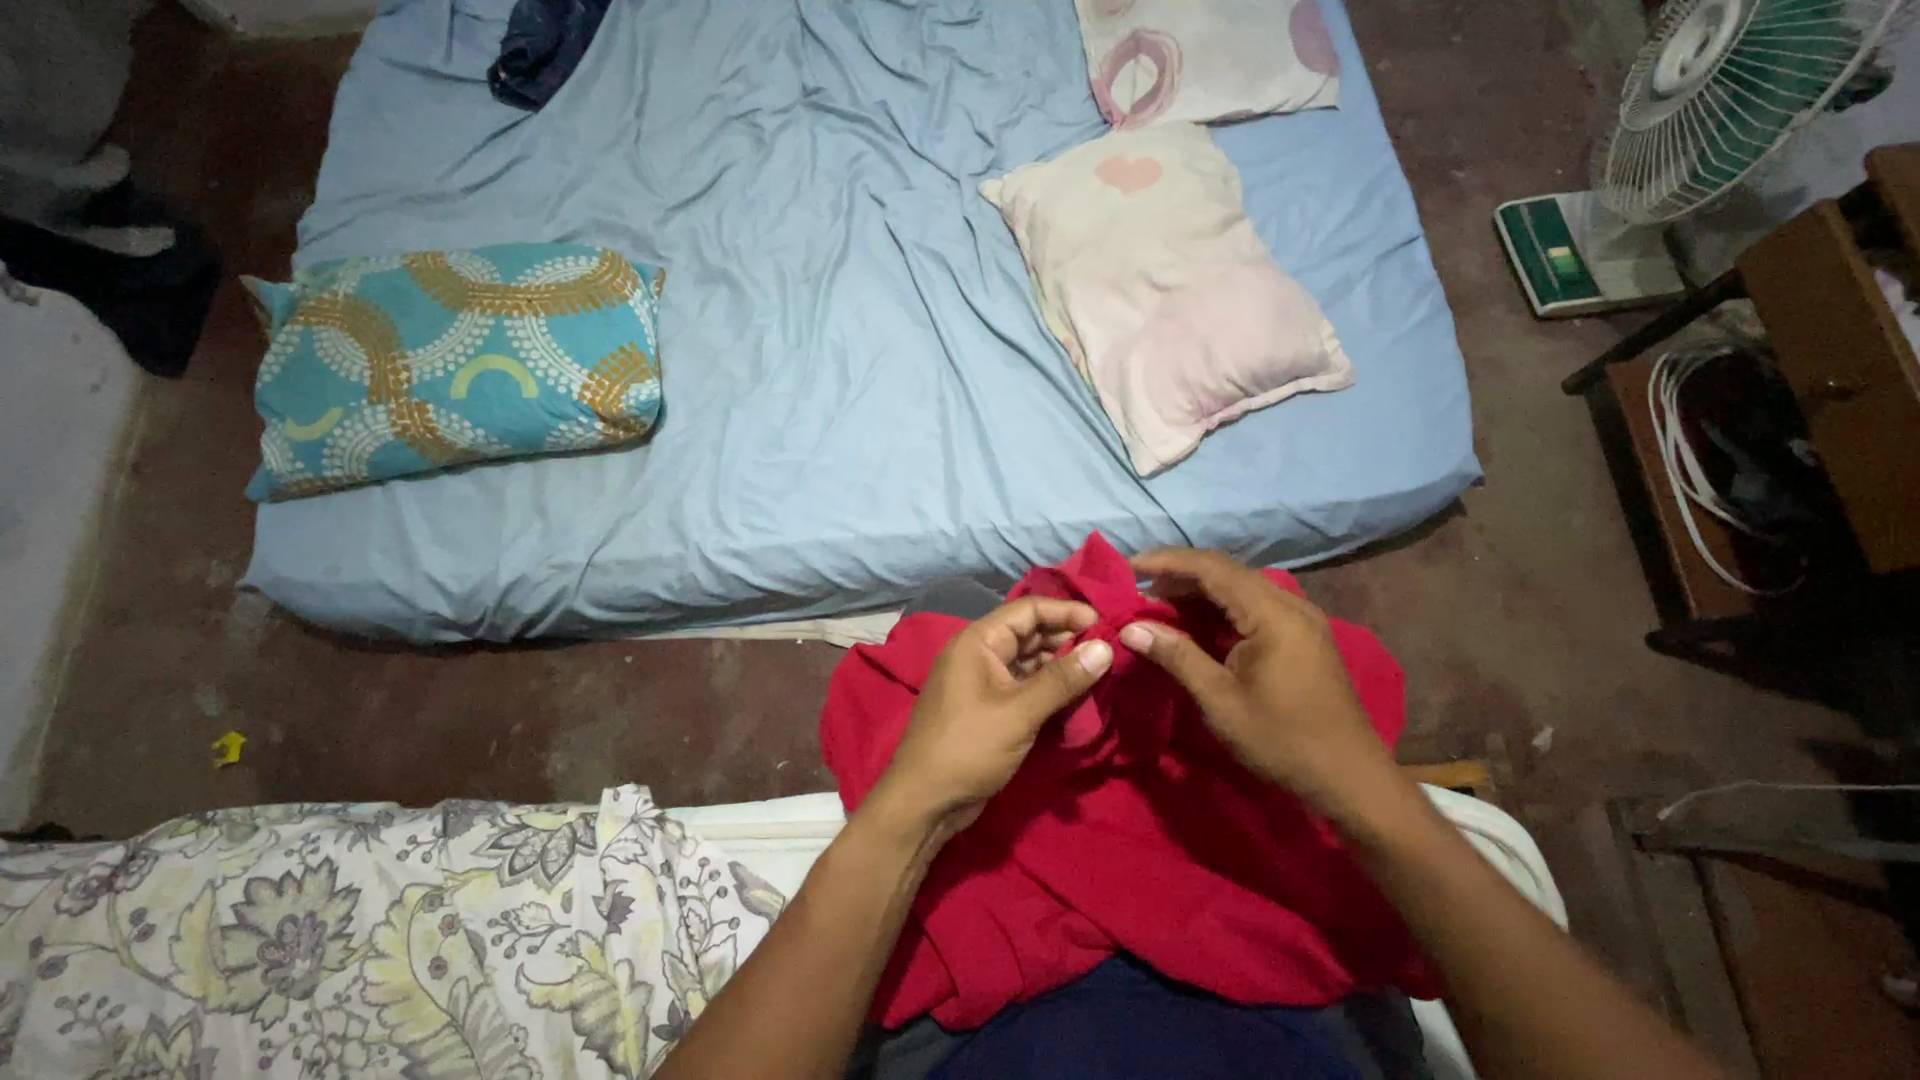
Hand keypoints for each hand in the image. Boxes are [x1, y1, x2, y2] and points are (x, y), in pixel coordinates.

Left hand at [867, 597, 1113, 843]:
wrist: (925, 801)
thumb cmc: (968, 748)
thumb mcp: (1019, 712)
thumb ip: (1062, 679)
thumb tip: (1106, 648)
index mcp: (978, 641)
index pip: (1028, 609)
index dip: (1067, 612)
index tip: (1106, 625)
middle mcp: (979, 653)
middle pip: (1031, 633)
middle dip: (1069, 639)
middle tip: (1111, 652)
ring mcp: (983, 681)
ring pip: (1030, 661)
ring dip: (1062, 665)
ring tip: (1102, 672)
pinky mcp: (990, 707)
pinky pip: (1025, 685)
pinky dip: (1050, 688)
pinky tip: (1079, 696)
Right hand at [1116, 548, 1406, 824]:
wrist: (1348, 776)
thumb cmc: (1281, 739)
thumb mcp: (1219, 700)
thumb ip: (1176, 656)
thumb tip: (1131, 628)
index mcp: (1273, 613)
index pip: (1212, 568)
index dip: (1167, 561)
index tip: (1129, 566)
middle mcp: (1290, 604)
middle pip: (1227, 572)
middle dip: (1179, 575)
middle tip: (1137, 589)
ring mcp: (1300, 619)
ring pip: (1240, 588)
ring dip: (1199, 592)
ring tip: (1158, 605)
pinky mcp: (1302, 636)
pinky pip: (1254, 606)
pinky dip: (1220, 609)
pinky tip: (1195, 624)